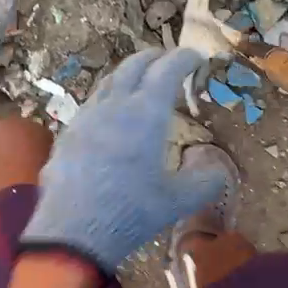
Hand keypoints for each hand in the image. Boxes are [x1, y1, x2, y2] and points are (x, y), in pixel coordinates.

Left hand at [18, 49, 228, 274]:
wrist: (73, 230)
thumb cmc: (132, 211)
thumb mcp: (178, 201)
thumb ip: (205, 182)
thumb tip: (219, 169)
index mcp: (147, 112)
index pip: (167, 70)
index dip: (184, 58)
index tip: (196, 57)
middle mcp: (115, 105)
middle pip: (135, 66)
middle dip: (154, 57)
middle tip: (168, 59)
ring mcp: (87, 116)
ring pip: (109, 80)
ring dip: (128, 73)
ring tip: (139, 79)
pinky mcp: (68, 132)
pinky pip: (92, 101)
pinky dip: (108, 95)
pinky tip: (110, 112)